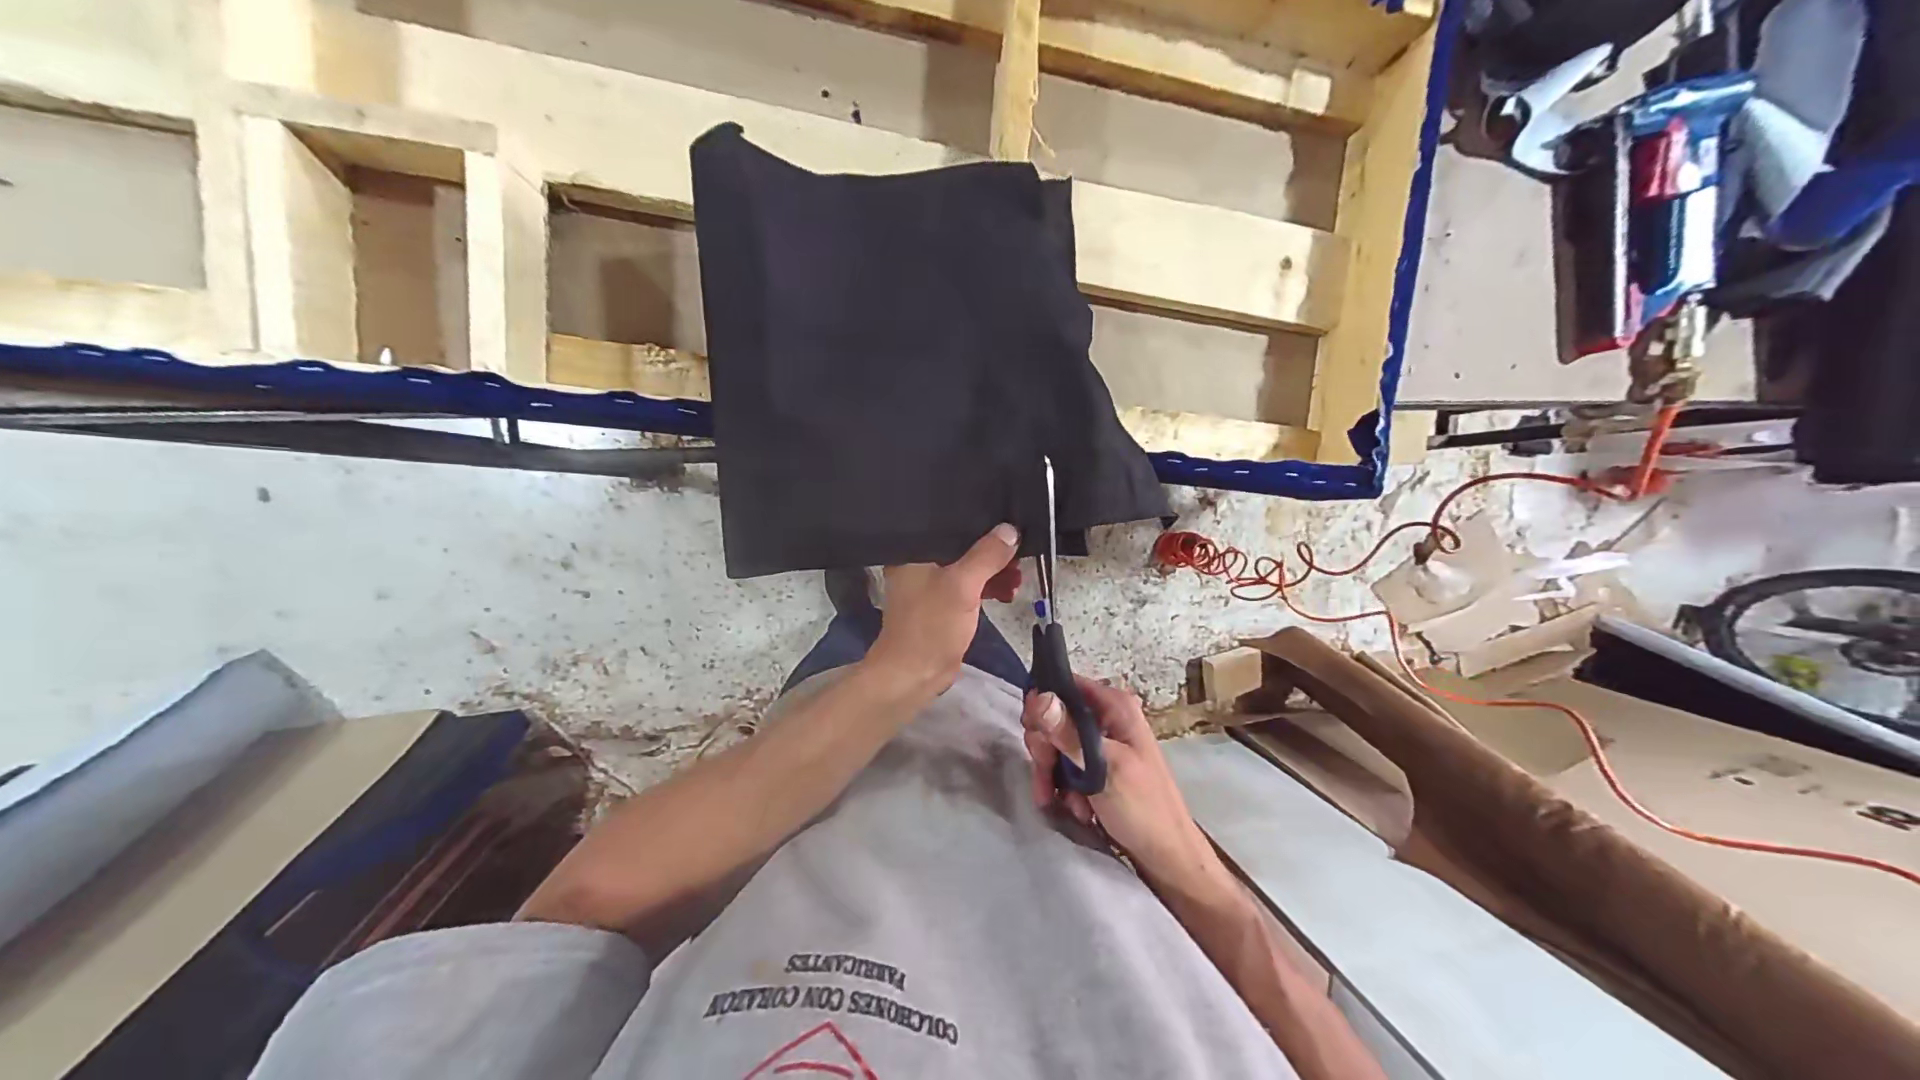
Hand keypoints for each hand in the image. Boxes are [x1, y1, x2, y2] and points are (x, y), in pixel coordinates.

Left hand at [866, 524, 1020, 696]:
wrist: (913, 674)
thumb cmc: (931, 625)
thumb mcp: (962, 585)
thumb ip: (986, 555)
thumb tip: (1010, 530)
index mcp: (914, 551)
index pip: (950, 525)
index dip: (980, 523)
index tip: (1009, 524)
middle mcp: (919, 563)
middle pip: (962, 547)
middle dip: (992, 552)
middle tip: (1019, 556)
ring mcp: (930, 585)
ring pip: (967, 568)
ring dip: (994, 572)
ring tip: (1018, 576)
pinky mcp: (941, 605)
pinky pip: (968, 587)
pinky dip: (986, 588)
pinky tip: (1008, 592)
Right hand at [1022, 676, 1224, 893]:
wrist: (1167, 857)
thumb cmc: (1142, 808)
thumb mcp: (1104, 768)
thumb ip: (1069, 733)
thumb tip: (1040, 697)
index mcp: (1115, 705)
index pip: (1065, 685)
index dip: (1042, 705)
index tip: (1033, 734)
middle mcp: (1108, 717)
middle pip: (1055, 717)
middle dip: (1046, 748)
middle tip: (1045, 773)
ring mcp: (1102, 743)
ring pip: (1056, 744)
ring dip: (1053, 773)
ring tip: (1064, 801)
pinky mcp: (1097, 767)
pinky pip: (1065, 766)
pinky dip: (1063, 787)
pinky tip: (1075, 807)